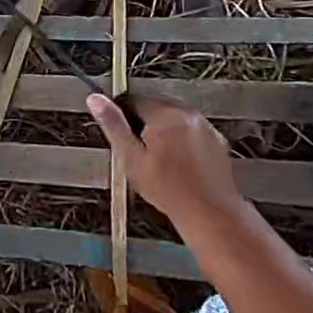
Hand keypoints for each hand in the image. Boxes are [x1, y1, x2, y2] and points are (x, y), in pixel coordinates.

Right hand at [87, 94, 239, 222]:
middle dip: (145, 126)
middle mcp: (188, 115)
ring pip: (174, 121)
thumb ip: (114, 125)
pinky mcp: (216, 141)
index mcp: (165, 114)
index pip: (134, 100)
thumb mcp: (131, 158)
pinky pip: (192, 133)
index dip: (124, 118)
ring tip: (161, 163)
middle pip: (156, 108)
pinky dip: (184, 144)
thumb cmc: (170, 190)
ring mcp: (205, 127)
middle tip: (141, 154)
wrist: (208, 212)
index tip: (124, 137)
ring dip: (165, 134)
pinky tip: (178, 166)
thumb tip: (96, 100)